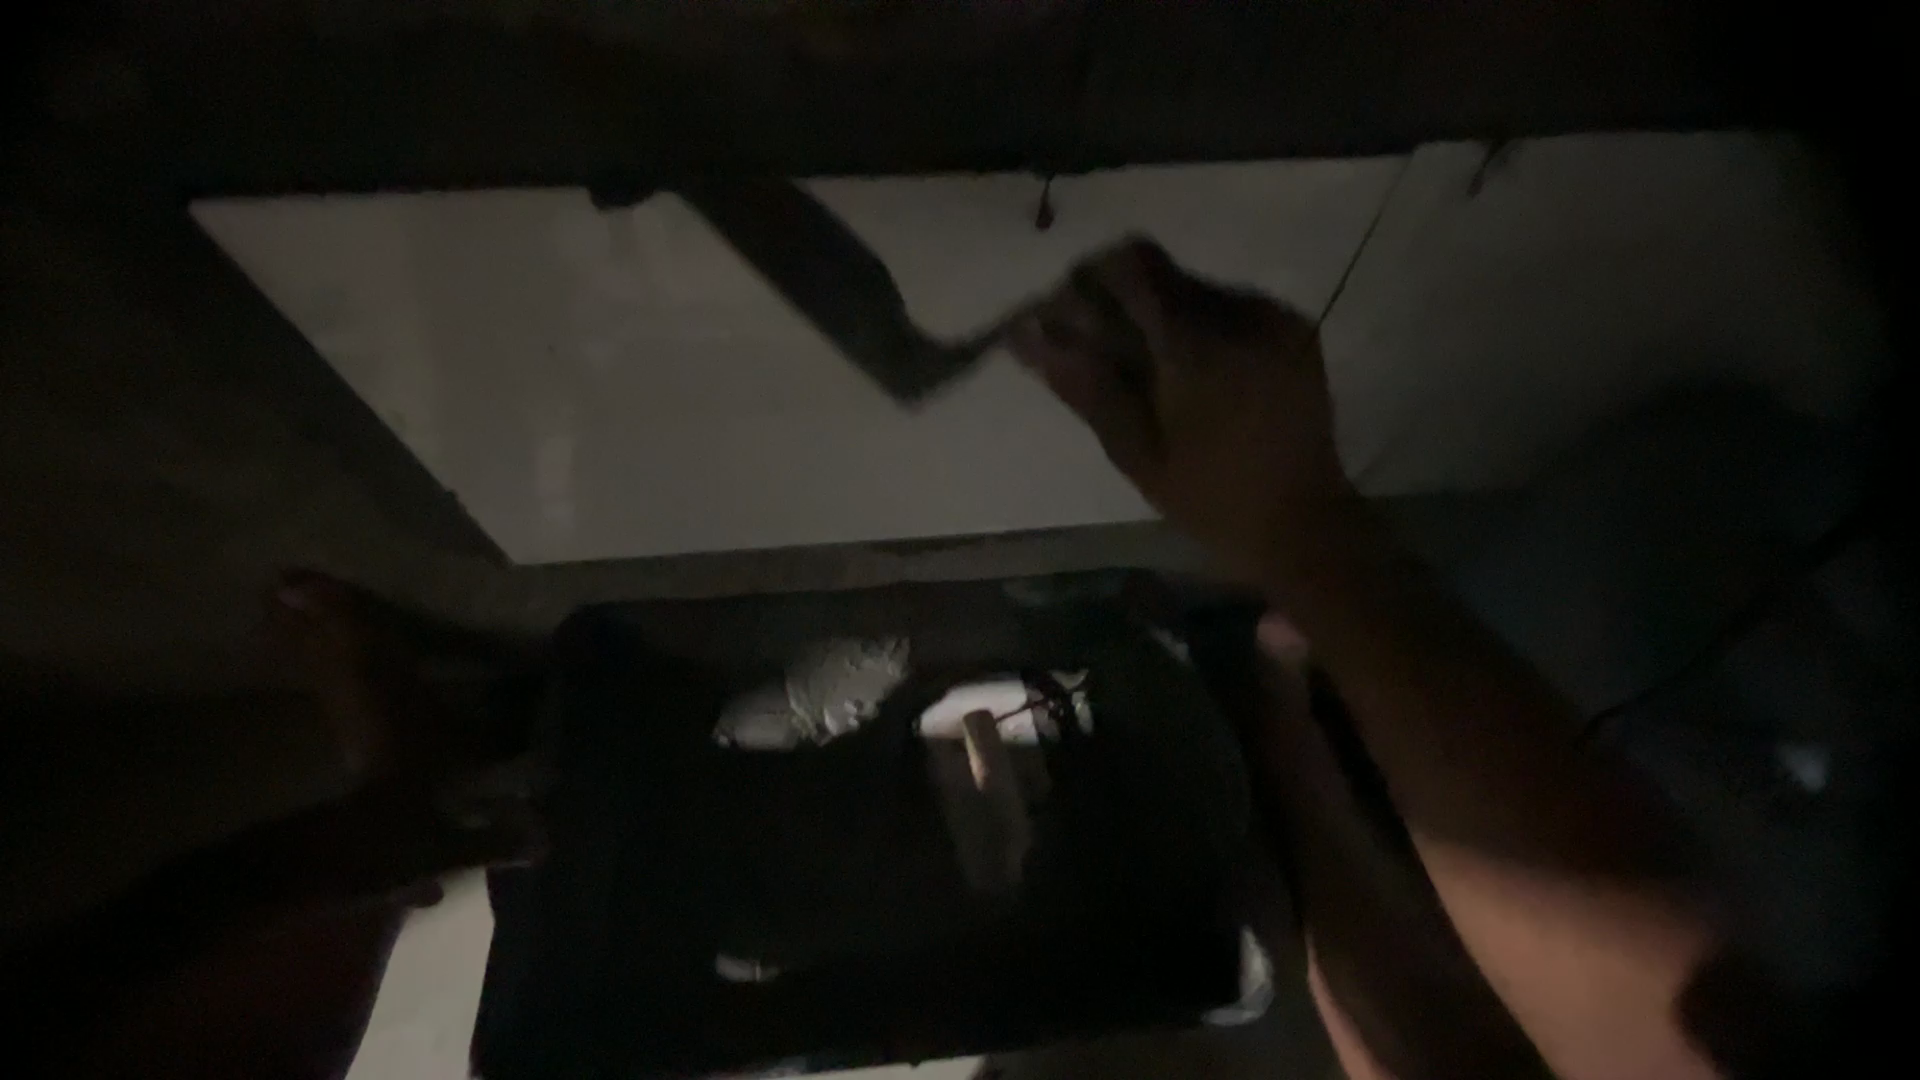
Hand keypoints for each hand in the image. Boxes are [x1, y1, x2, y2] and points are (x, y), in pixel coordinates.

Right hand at [1009, 238, 1359, 580]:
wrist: (1301, 520)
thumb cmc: (1207, 498)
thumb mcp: (1133, 450)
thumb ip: (1084, 383)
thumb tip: (1026, 333)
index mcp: (1197, 346)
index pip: (1131, 267)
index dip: (1089, 281)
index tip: (1066, 315)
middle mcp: (1241, 313)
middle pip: (1161, 272)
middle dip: (1119, 303)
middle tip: (1100, 354)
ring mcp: (1274, 316)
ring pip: (1192, 286)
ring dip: (1157, 315)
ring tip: (1147, 373)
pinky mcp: (1292, 327)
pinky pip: (1226, 305)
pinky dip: (1194, 327)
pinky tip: (1188, 375)